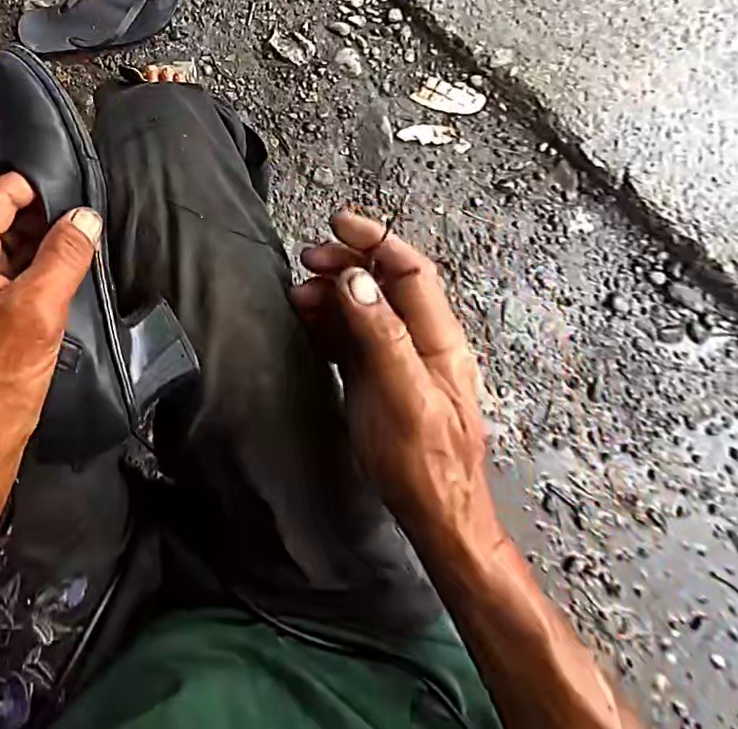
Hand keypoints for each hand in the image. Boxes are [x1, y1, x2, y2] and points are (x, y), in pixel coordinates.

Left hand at [0, 173, 100, 551]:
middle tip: (82, 227)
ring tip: (77, 254)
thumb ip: (64, 258)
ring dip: (45, 242)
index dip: (36, 188)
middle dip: (45, 216)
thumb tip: (85, 219)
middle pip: (4, 215)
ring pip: (13, 240)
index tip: (72, 191)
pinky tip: (63, 276)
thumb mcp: (38, 314)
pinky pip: (15, 267)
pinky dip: (40, 265)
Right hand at [290, 210, 496, 552]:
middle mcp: (418, 342)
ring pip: (360, 306)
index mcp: (437, 340)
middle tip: (310, 259)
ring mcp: (395, 358)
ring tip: (300, 295)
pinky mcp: (374, 375)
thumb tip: (357, 282)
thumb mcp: (403, 395)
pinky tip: (307, 320)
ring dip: (330, 292)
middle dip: (346, 263)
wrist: (432, 513)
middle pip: (381, 283)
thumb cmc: (426, 463)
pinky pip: (347, 334)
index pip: (409, 272)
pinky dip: (325, 320)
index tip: (340, 224)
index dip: (377, 241)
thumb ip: (381, 335)